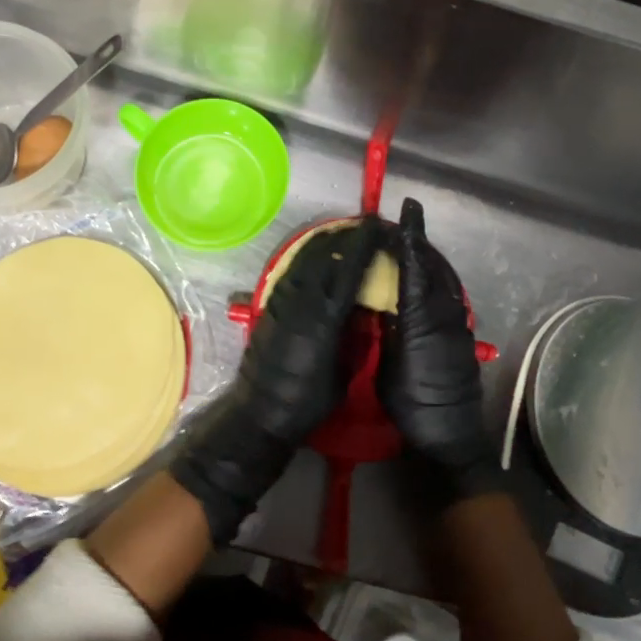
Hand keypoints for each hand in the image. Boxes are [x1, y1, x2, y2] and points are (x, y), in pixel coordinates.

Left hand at [172, 217, 384, 542]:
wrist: (261, 414)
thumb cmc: (309, 401)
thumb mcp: (344, 371)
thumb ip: (354, 335)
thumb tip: (367, 307)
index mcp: (325, 319)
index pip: (348, 270)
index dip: (364, 245)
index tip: (379, 227)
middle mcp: (301, 302)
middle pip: (325, 256)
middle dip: (347, 237)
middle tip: (367, 226)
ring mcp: (281, 301)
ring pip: (304, 259)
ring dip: (326, 242)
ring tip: (345, 231)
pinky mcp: (268, 305)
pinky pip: (290, 271)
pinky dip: (306, 255)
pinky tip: (316, 252)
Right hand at [380, 198, 499, 505]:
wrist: (451, 437)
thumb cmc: (412, 406)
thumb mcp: (386, 368)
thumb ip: (386, 332)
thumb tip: (379, 303)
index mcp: (421, 318)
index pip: (415, 266)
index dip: (410, 236)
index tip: (408, 209)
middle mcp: (445, 315)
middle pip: (434, 268)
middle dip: (419, 244)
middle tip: (401, 228)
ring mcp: (459, 326)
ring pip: (446, 281)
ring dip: (430, 261)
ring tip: (412, 249)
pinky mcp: (464, 338)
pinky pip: (451, 297)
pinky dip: (437, 281)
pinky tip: (426, 285)